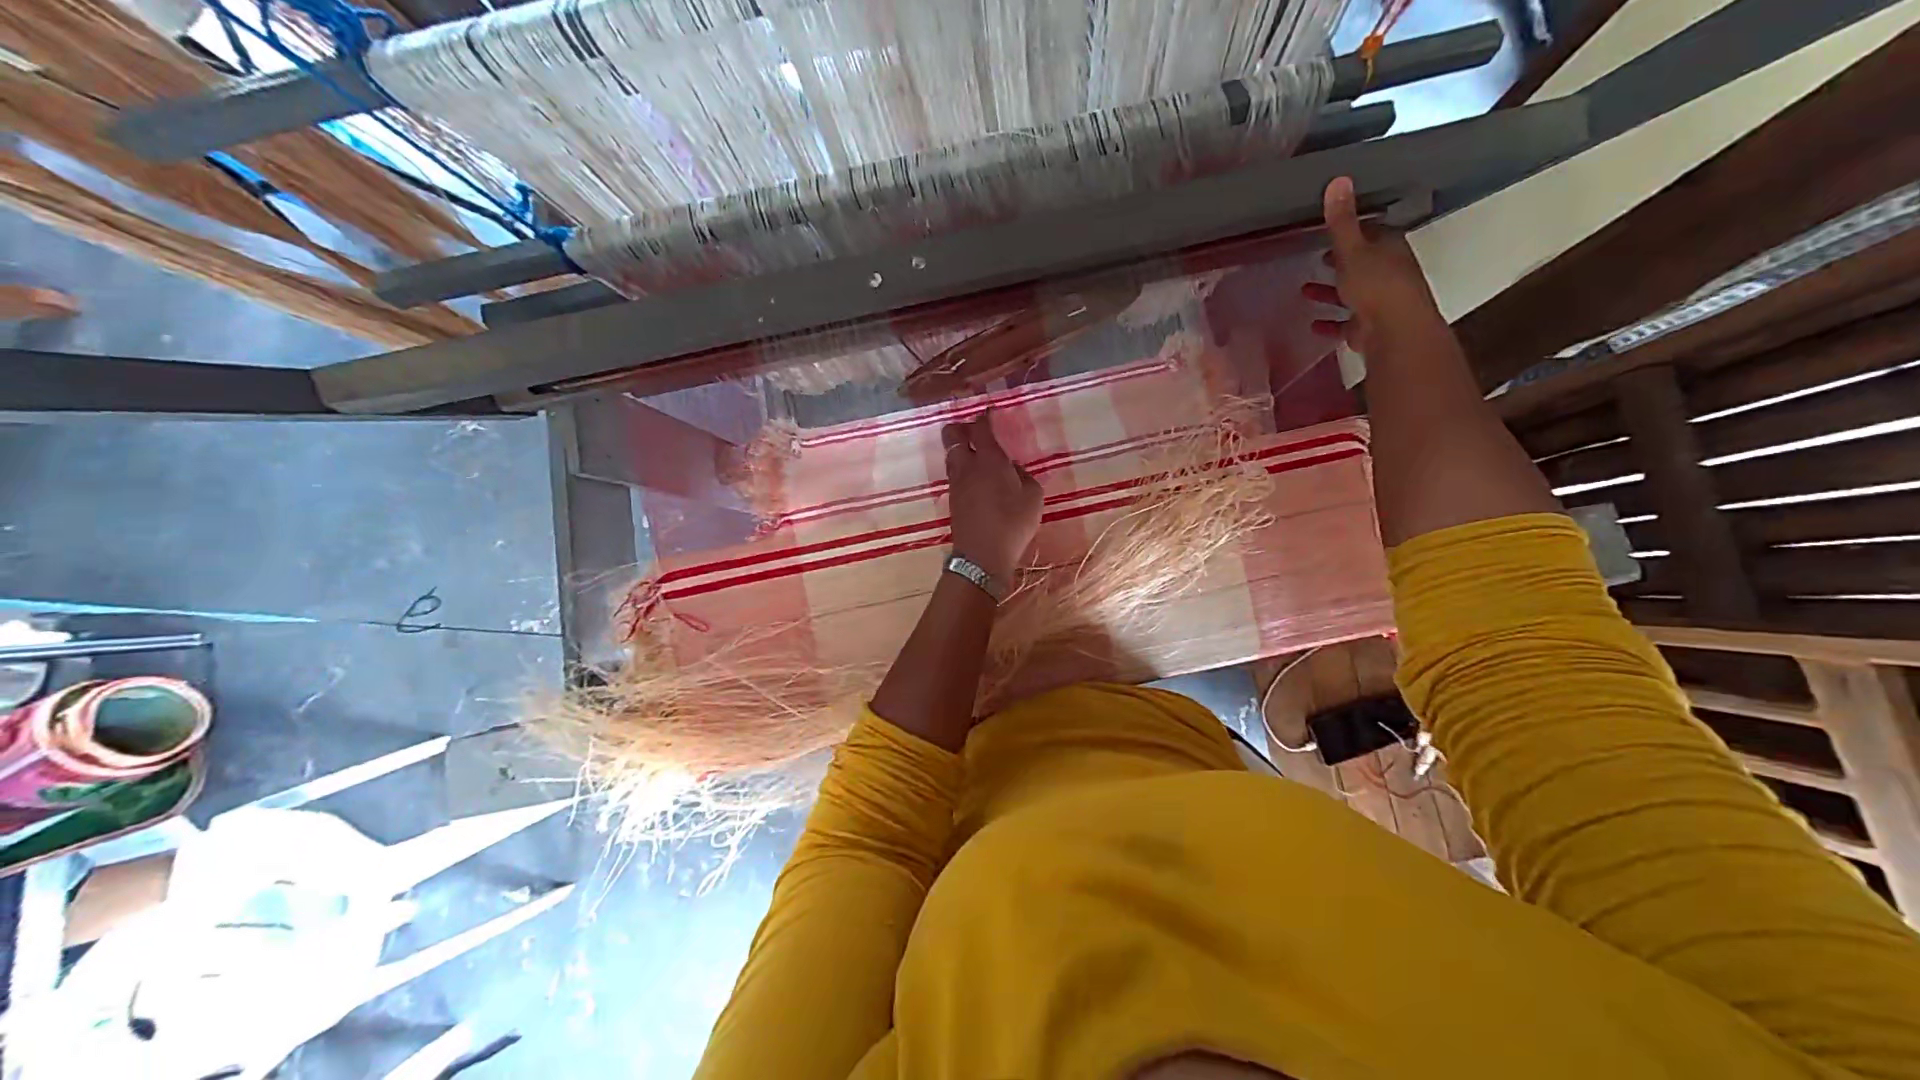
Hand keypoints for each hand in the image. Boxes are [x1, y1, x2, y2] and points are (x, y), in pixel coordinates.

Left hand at [942, 412, 1041, 583]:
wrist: (982, 557)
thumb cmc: (1013, 523)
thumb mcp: (1033, 496)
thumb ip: (1023, 476)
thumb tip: (1012, 468)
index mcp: (988, 459)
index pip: (980, 428)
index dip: (984, 417)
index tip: (990, 412)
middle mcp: (966, 466)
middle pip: (952, 435)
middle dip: (962, 428)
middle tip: (978, 433)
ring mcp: (956, 484)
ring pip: (952, 456)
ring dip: (962, 451)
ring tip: (980, 459)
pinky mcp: (953, 501)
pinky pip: (956, 476)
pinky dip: (964, 471)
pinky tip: (980, 482)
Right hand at [1301, 176, 1449, 357]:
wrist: (1393, 330)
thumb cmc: (1375, 285)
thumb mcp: (1353, 249)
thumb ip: (1342, 220)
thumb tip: (1339, 179)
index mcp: (1389, 248)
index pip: (1371, 232)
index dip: (1352, 230)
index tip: (1331, 230)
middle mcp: (1389, 271)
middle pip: (1363, 262)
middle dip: (1341, 262)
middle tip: (1320, 258)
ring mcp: (1380, 301)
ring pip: (1353, 292)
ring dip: (1331, 291)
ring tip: (1306, 289)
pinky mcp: (1368, 326)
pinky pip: (1345, 321)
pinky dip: (1331, 321)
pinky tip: (1314, 323)